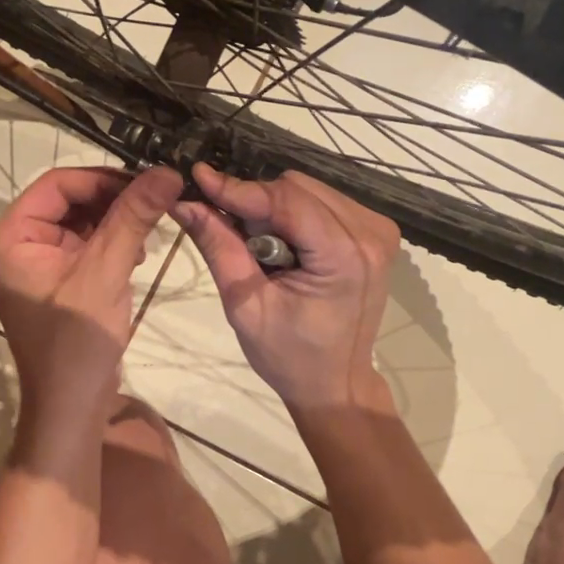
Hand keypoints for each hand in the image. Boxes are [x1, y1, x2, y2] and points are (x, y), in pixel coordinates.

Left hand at [0, 166, 182, 418]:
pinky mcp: (55, 283)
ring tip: (147, 236)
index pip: (58, 185)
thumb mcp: (106, 271)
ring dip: (115, 224)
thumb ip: (133, 218)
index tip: (148, 180)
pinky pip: (83, 248)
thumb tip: (167, 172)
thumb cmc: (77, 339)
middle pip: (68, 202)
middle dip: (112, 202)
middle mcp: (15, 245)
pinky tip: (136, 255)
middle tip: (155, 205)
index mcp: (10, 237)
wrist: (71, 404)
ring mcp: (34, 265)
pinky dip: (111, 246)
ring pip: (80, 223)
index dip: (103, 179)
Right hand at [172, 163, 399, 411]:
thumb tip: (185, 204)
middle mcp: (370, 233)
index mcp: (343, 256)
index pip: (285, 199)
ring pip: (309, 190)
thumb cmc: (288, 356)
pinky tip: (282, 247)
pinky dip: (294, 215)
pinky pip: (324, 202)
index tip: (197, 179)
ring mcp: (378, 230)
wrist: (335, 383)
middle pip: (298, 187)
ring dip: (274, 209)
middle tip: (228, 232)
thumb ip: (219, 248)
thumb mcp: (245, 305)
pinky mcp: (375, 232)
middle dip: (256, 203)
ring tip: (258, 249)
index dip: (238, 189)